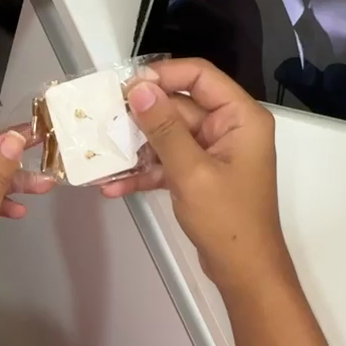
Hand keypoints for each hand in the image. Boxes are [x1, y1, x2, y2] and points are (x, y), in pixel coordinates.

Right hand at [100, 59, 286, 291]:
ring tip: (102, 154)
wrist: (243, 270)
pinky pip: (167, 163)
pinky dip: (143, 173)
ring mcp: (212, 153)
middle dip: (141, 116)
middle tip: (103, 120)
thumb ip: (164, 129)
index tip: (125, 87)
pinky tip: (113, 185)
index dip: (163, 75)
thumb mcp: (191, 172)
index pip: (200, 76)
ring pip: (167, 136)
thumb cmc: (227, 220)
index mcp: (240, 117)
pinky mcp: (198, 175)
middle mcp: (228, 128)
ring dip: (136, 148)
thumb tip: (138, 89)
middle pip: (179, 106)